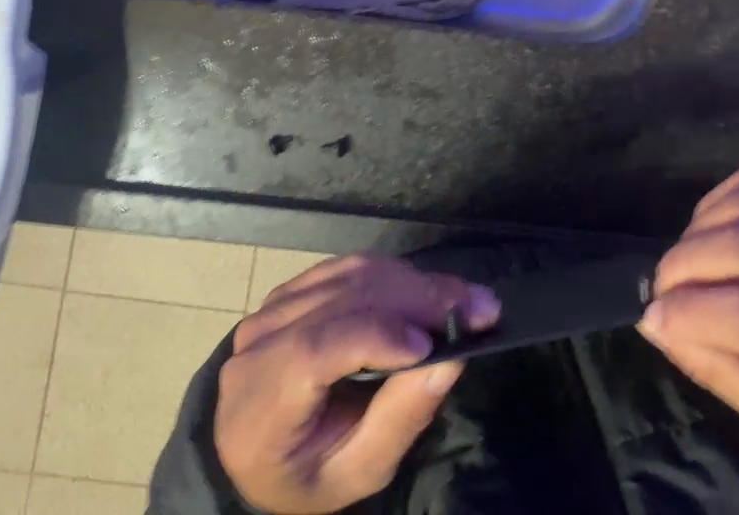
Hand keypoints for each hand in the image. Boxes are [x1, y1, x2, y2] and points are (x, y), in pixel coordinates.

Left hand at [214, 255, 498, 514]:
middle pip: (343, 298)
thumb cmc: (308, 471)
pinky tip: (427, 293)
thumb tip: (450, 360)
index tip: (431, 345)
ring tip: (464, 301)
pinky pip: (349, 267)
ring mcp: (273, 308)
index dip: (375, 334)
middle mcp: (259, 342)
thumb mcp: (357, 471)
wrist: (256, 451)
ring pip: (352, 274)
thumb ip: (398, 419)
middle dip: (418, 298)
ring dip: (415, 282)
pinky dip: (395, 275)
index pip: (314, 348)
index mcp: (261, 401)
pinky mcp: (292, 290)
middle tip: (481, 308)